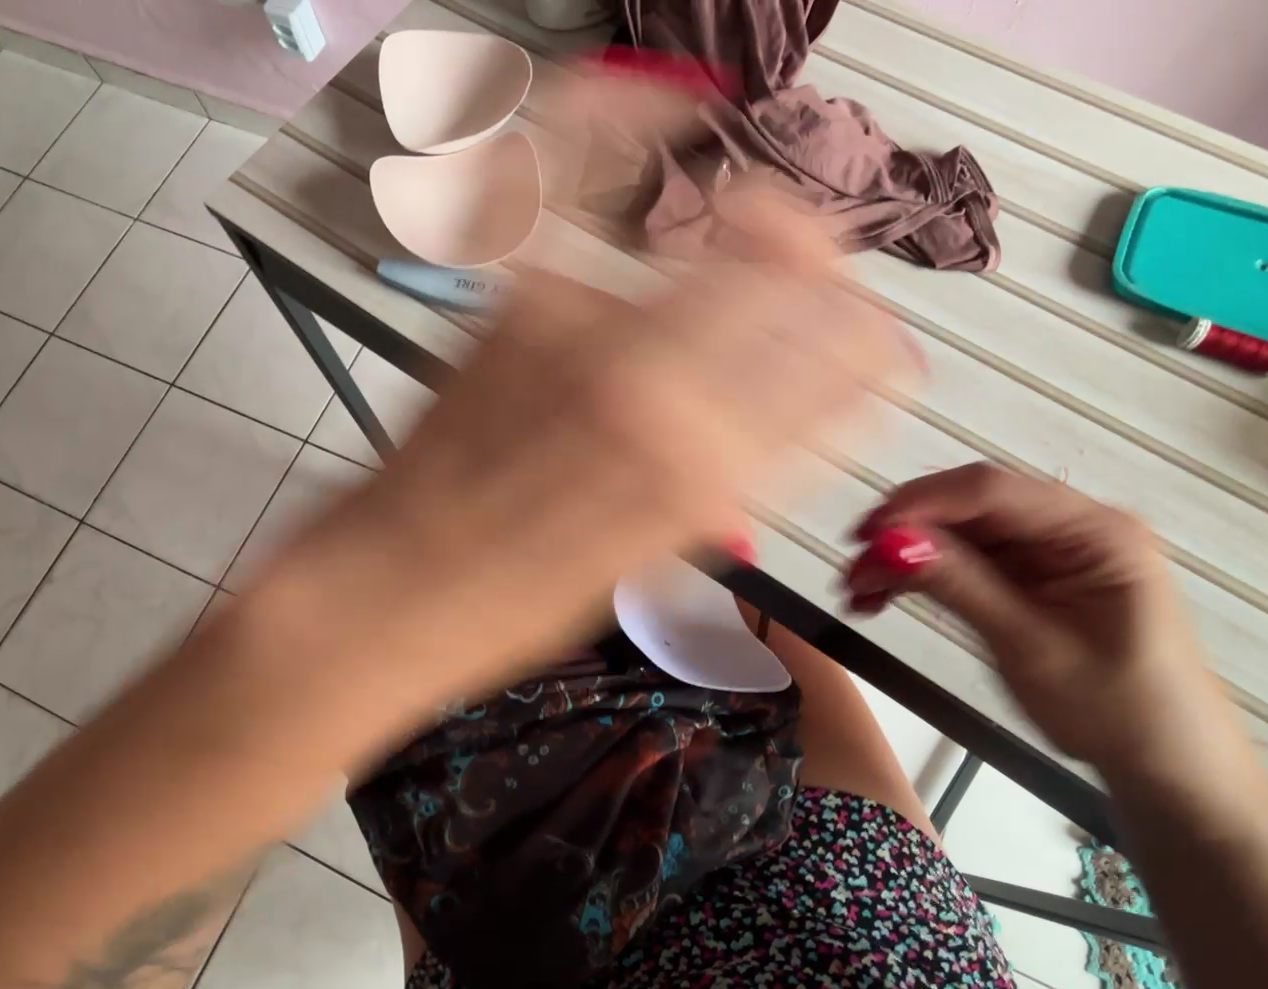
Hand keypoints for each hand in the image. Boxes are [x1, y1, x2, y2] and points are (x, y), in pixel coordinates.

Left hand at [243, 184, 919, 741]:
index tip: (872, 351)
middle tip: (824, 285)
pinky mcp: (514, 299)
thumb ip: (723, 489)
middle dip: (836, 280)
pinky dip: (618, 118)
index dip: (873, 351)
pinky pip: (573, 168)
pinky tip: (661, 107)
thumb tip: (775, 435)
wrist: (394, 587)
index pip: (847, 369)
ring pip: (738, 231)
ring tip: (768, 229)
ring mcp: (588, 332)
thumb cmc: (513, 602)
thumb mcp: (649, 565)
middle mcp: (666, 392)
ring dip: (775, 226)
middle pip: (809, 282)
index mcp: (712, 476)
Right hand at [844, 464, 1251, 784]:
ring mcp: (1050, 550)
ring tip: (857, 592)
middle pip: (969, 506)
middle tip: (851, 570)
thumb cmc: (1117, 710)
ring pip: (957, 532)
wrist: (1167, 764)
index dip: (919, 505)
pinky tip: (883, 596)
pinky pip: (964, 560)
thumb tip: (891, 542)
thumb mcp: (1030, 646)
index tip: (863, 536)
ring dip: (903, 556)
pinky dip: (921, 576)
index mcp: (1096, 531)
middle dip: (903, 531)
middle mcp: (1072, 526)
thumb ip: (961, 586)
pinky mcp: (1031, 574)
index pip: (991, 492)